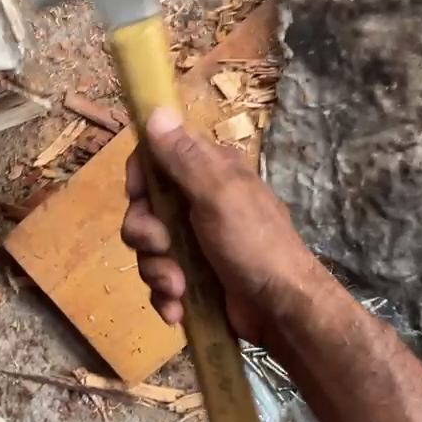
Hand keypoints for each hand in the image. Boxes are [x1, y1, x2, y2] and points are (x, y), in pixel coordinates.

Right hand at [120, 108, 328, 346]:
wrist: (282, 309)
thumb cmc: (255, 244)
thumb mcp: (219, 194)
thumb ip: (184, 157)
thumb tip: (156, 111)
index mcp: (208, 174)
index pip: (157, 159)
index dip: (141, 177)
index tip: (139, 195)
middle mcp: (198, 204)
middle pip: (144, 210)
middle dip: (145, 235)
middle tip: (164, 248)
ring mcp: (195, 244)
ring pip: (149, 251)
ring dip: (157, 272)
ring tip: (179, 288)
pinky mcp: (194, 279)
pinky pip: (160, 283)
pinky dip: (165, 298)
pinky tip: (178, 310)